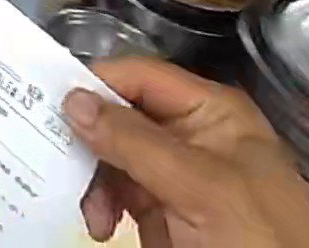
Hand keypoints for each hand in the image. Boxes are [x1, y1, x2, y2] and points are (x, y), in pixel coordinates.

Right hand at [64, 58, 308, 247]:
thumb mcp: (200, 188)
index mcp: (213, 113)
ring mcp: (178, 177)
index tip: (55, 98)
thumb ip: (134, 140)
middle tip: (58, 154)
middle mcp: (193, 135)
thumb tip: (70, 98)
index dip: (100, 83)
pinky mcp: (166, 214)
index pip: (143, 77)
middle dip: (92, 138)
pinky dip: (101, 201)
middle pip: (123, 114)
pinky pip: (118, 188)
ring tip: (90, 210)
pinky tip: (99, 224)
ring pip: (114, 153)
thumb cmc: (253, 245)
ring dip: (93, 176)